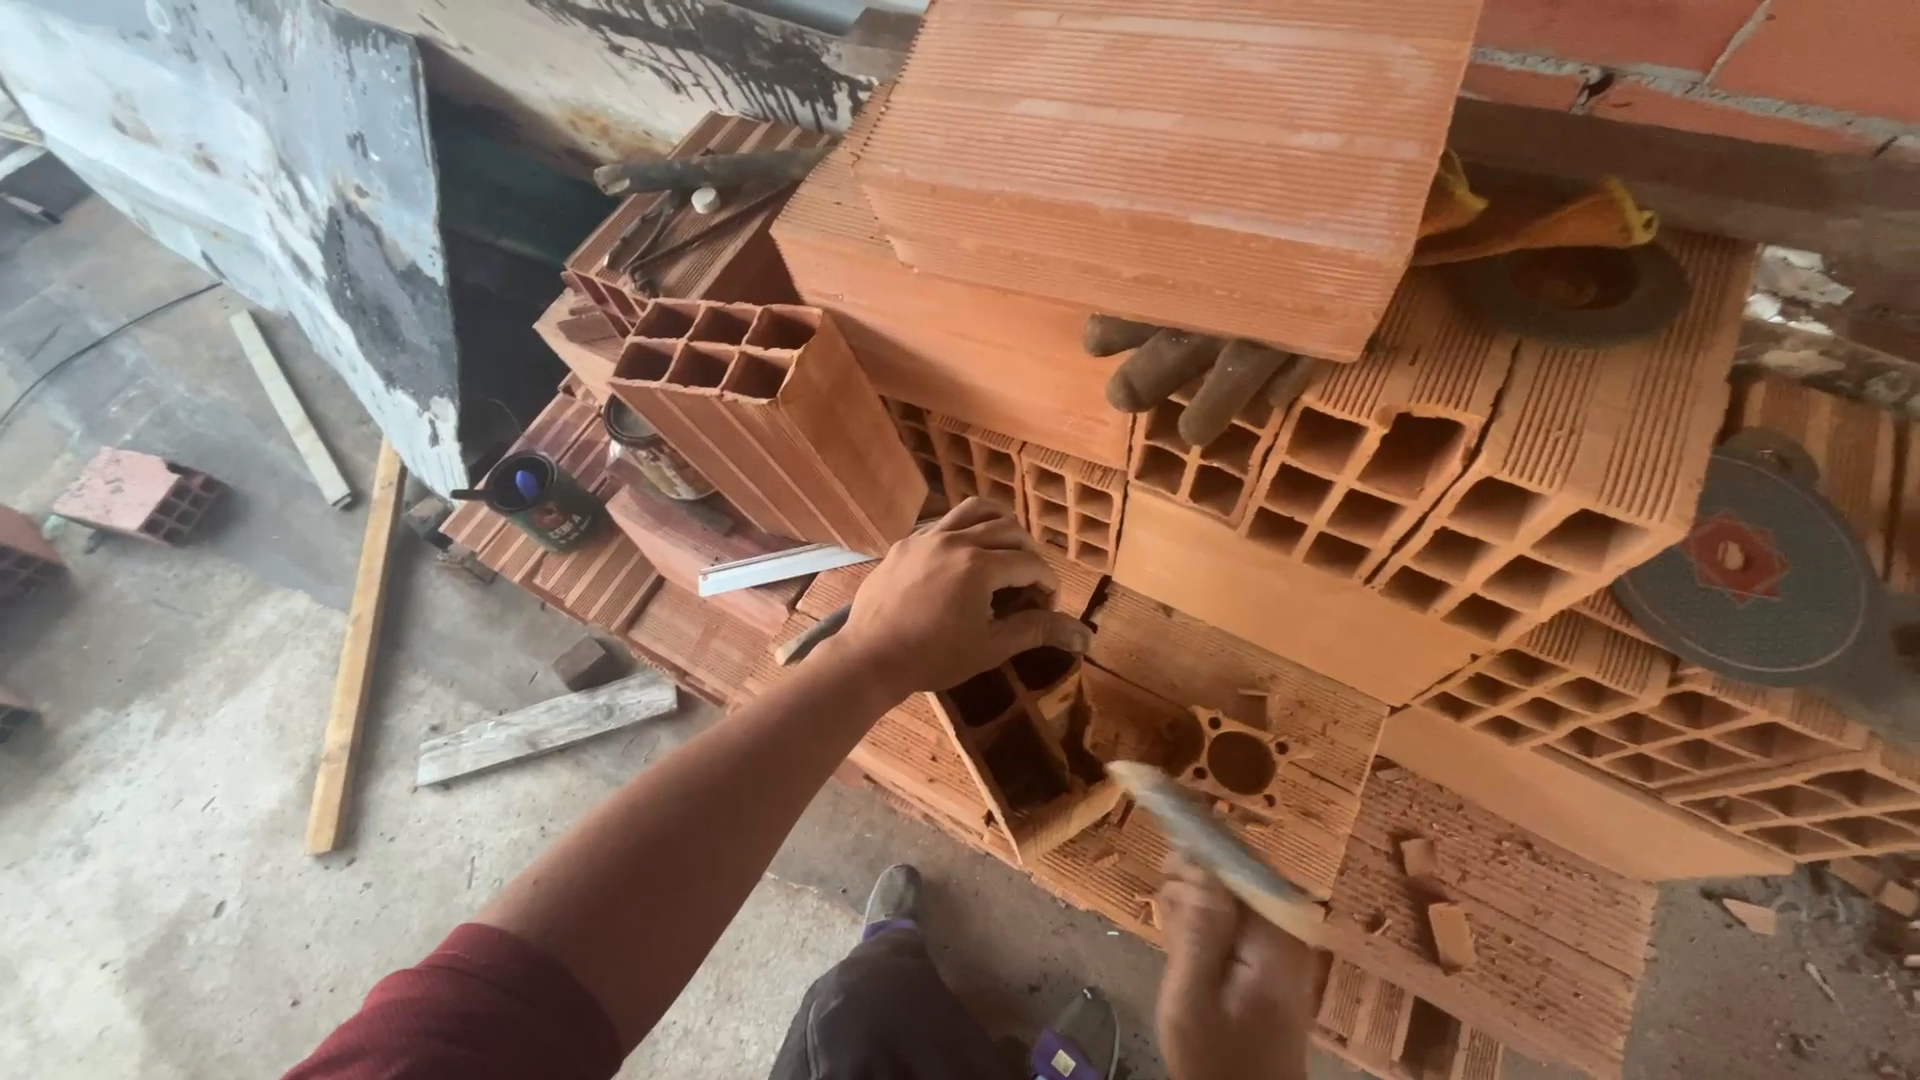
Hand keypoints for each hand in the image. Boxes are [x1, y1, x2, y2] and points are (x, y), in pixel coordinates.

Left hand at [828, 498, 1090, 696]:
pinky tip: (963, 555)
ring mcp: (927, 537)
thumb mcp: (990, 647)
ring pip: (975, 511)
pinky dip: (965, 530)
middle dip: (1028, 553)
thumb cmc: (933, 657)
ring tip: (1006, 549)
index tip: (1046, 606)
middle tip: (1030, 582)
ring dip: (999, 525)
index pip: (1031, 563)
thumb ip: (1037, 630)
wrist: (870, 657)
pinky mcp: (905, 543)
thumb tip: (1085, 636)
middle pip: (1009, 529)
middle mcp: (956, 540)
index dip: (1047, 583)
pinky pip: (944, 522)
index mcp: (980, 566)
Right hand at [1156, 854, 1313, 1079]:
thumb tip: (1198, 863)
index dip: (1202, 845)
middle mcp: (1287, 934)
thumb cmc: (1215, 1063)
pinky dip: (1207, 923)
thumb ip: (1198, 928)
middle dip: (1196, 877)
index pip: (1241, 862)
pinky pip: (1236, 920)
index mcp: (1274, 938)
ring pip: (1233, 895)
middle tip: (1164, 904)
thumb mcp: (1192, 998)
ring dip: (1198, 900)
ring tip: (1174, 933)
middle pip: (1238, 874)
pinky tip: (1188, 948)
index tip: (1165, 845)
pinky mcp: (1272, 964)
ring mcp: (1282, 949)